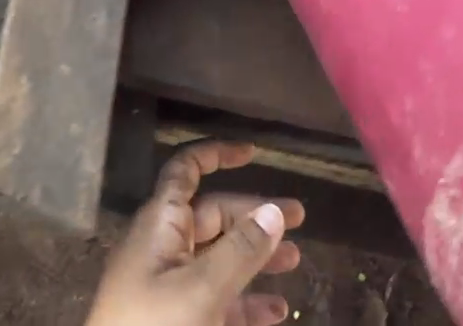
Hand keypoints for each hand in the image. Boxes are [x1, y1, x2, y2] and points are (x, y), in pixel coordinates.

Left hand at [86, 141, 305, 325]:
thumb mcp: (202, 289)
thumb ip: (240, 251)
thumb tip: (273, 210)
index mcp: (161, 223)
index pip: (186, 171)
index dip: (216, 155)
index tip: (253, 152)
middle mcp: (164, 246)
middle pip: (212, 215)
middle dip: (253, 214)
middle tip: (301, 218)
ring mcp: (168, 286)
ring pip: (218, 259)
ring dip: (256, 258)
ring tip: (296, 262)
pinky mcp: (176, 320)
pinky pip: (216, 300)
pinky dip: (245, 303)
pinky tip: (277, 313)